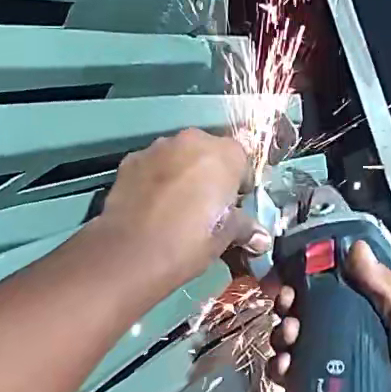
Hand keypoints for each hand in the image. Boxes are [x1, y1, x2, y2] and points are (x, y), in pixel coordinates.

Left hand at [95, 130, 269, 285]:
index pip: (242, 160)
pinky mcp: (129, 161)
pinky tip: (152, 206)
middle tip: (207, 206)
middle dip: (210, 175)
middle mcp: (191, 140)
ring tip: (176, 207)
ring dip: (182, 174)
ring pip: (178, 157)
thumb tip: (261, 238)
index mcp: (223, 153)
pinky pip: (152, 166)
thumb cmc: (191, 239)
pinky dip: (156, 180)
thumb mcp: (225, 236)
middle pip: (208, 153)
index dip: (240, 184)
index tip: (234, 207)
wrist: (131, 251)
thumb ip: (245, 228)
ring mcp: (156, 147)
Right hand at [267, 241, 390, 391]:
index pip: (346, 289)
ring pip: (298, 338)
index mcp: (386, 325)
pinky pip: (288, 373)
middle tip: (285, 298)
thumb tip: (355, 248)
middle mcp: (356, 345)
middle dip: (296, 297)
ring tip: (288, 333)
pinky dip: (280, 362)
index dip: (323, 273)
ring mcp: (332, 374)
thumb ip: (389, 290)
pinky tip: (282, 361)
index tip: (301, 263)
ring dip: (286, 327)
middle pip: (316, 310)